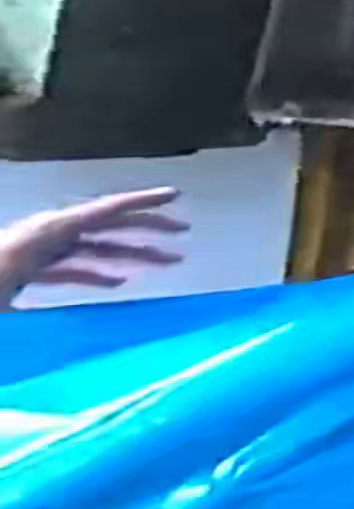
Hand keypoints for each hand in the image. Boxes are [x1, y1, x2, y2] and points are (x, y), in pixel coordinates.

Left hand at [0, 187, 187, 307]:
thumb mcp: (7, 303)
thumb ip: (45, 299)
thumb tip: (77, 313)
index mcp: (36, 240)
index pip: (99, 211)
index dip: (140, 201)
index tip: (177, 195)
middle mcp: (32, 242)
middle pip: (99, 225)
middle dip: (144, 227)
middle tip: (182, 231)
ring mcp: (22, 260)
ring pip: (89, 247)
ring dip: (129, 253)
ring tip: (167, 262)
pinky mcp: (16, 277)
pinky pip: (67, 266)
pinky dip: (96, 270)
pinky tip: (117, 283)